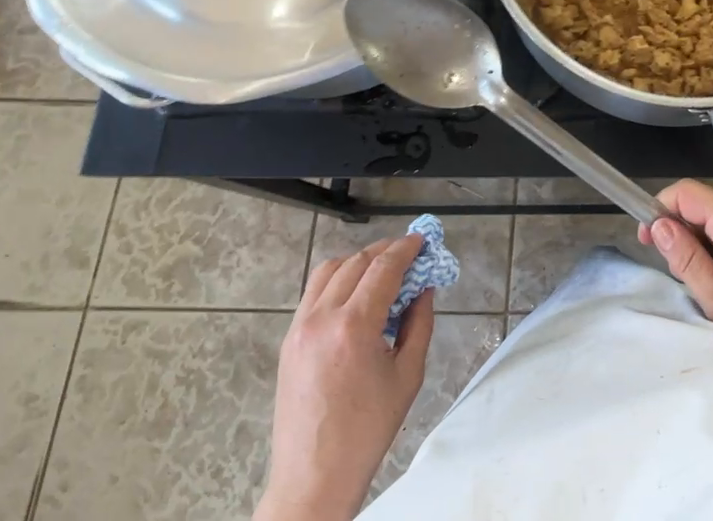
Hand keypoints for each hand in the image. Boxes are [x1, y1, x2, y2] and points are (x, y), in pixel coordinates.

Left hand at [257, 235, 434, 520]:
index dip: (406, 248)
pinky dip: (338, 281)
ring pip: (329, 271)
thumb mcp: (408, 374)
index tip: (423, 239)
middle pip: (356, 262)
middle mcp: (321, 318)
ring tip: (383, 270)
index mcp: (354, 327)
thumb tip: (423, 290)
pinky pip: (314, 294)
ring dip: (358, 261)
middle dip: (385, 251)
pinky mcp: (289, 340)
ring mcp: (299, 328)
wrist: (315, 473)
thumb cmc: (369, 429)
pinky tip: (357, 296)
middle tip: (410, 253)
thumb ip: (419, 324)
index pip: (383, 268)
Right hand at [637, 180, 712, 350]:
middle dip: (678, 230)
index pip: (687, 191)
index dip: (660, 208)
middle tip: (676, 271)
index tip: (647, 240)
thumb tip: (658, 225)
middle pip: (698, 204)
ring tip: (701, 281)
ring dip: (696, 243)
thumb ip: (687, 259)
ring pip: (711, 218)